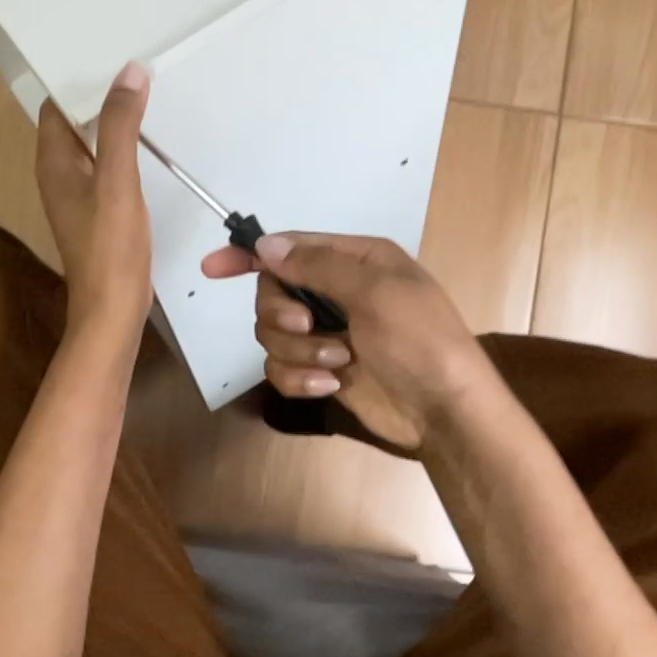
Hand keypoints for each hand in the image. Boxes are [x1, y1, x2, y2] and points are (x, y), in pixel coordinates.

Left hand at [35, 62, 153, 335]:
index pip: (56, 105)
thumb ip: (120, 126)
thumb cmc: (110, 247)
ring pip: (92, 146)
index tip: (110, 56)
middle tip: (135, 69)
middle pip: (74, 123)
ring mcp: (78, 196)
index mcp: (53, 162)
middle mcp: (59, 175)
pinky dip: (122, 151)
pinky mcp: (97, 213)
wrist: (113, 308)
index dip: (79, 81)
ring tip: (145, 96)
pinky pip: (106, 168)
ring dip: (114, 124)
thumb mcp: (116, 180)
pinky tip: (146, 146)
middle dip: (101, 98)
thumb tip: (129, 73)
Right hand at [201, 232, 494, 451]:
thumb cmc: (421, 341)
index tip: (212, 268)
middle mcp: (336, 292)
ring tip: (338, 362)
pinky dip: (301, 378)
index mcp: (355, 261)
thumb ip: (318, 265)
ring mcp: (327, 334)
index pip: (289, 249)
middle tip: (307, 327)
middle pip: (272, 294)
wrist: (444, 410)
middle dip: (283, 315)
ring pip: (273, 335)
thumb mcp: (377, 292)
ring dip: (300, 352)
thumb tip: (266, 246)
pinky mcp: (321, 370)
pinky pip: (282, 369)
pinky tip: (330, 387)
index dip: (248, 255)